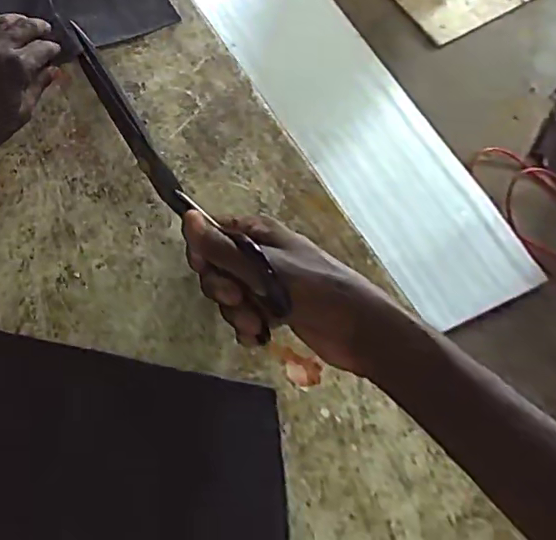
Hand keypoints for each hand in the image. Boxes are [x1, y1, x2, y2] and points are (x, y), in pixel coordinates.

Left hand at [0, 14, 62, 164]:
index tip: (57, 50)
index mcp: (17, 65)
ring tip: (24, 22)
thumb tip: (53, 70)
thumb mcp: (23, 110)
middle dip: (38, 26)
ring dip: (14, 20)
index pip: (42, 48)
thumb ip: (38, 85)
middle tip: (46, 29)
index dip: (52, 48)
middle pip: (22, 27)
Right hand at [182, 211, 413, 376]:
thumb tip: (187, 217)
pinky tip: (258, 337)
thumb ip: (222, 248)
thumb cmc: (319, 290)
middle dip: (222, 289)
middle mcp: (256, 253)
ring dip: (235, 312)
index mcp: (255, 232)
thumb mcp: (266, 269)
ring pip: (228, 294)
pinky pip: (243, 314)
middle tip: (239, 301)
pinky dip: (246, 326)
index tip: (210, 271)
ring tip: (256, 324)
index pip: (210, 233)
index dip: (203, 253)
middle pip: (215, 266)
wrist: (368, 334)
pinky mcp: (273, 308)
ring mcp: (265, 282)